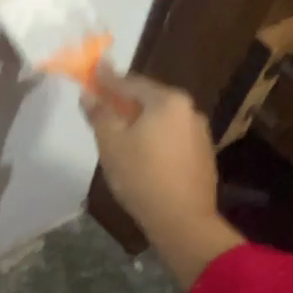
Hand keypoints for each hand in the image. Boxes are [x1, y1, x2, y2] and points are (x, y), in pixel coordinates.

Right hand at [83, 69, 240, 285]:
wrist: (183, 221)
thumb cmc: (141, 175)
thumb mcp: (110, 142)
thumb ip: (99, 113)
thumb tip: (89, 95)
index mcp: (167, 101)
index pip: (130, 82)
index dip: (107, 79)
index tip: (92, 71)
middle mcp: (189, 110)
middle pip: (149, 99)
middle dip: (124, 101)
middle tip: (103, 105)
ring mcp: (200, 133)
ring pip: (162, 119)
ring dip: (141, 121)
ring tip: (121, 133)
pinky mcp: (204, 155)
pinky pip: (173, 137)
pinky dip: (156, 138)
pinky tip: (143, 154)